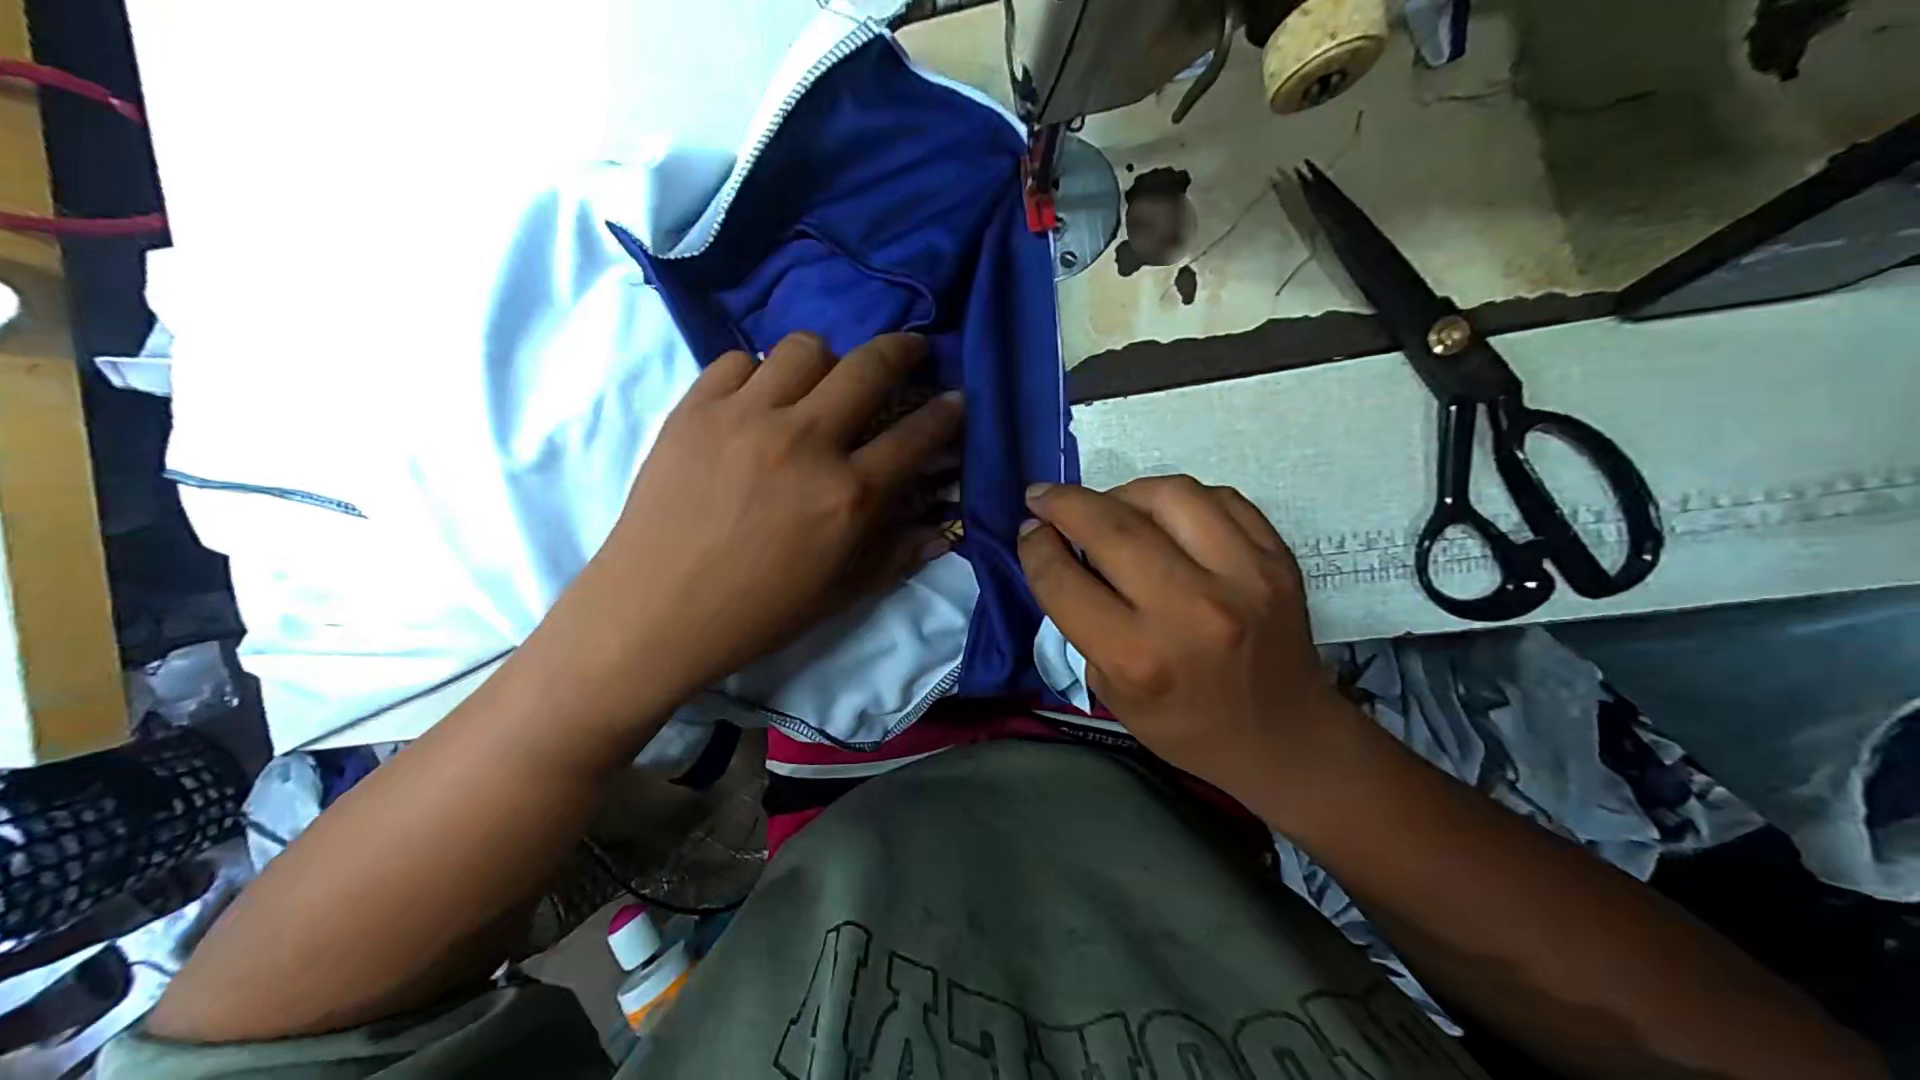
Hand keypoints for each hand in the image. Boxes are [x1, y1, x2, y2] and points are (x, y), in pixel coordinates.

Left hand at [560, 331, 961, 706]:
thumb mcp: (842, 592)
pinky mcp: (696, 408)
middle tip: (911, 351)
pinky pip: (739, 360)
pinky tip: (759, 400)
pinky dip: (759, 372)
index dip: (947, 412)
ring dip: (828, 359)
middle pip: (870, 366)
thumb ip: (899, 553)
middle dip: (904, 350)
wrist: (655, 611)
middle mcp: (806, 440)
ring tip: (824, 380)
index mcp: (849, 494)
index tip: (956, 398)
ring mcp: (746, 416)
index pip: (918, 434)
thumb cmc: (759, 611)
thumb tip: (943, 528)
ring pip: (805, 348)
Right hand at [1018, 477, 1345, 787]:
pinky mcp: (1277, 560)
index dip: (1035, 547)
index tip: (1029, 532)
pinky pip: (1220, 499)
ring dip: (1123, 491)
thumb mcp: (1111, 691)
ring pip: (1168, 495)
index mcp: (1138, 657)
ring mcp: (1243, 578)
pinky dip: (1179, 499)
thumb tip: (1064, 550)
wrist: (1283, 737)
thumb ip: (1082, 621)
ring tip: (1109, 506)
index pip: (1064, 580)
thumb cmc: (1185, 724)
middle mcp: (1189, 611)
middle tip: (1043, 498)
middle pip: (1109, 526)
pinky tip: (1163, 513)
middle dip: (1062, 503)